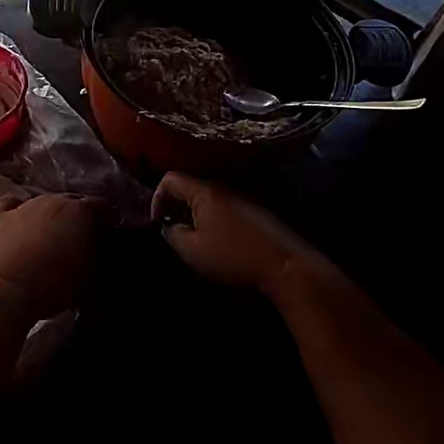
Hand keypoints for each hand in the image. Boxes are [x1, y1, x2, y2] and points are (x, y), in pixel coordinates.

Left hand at [0, 193, 104, 323]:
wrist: (4, 289)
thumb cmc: (55, 284)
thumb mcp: (92, 277)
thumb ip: (101, 256)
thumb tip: (103, 250)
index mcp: (82, 211)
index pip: (104, 206)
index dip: (109, 220)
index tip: (111, 234)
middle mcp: (54, 199)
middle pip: (73, 201)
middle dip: (80, 216)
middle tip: (83, 238)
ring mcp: (25, 205)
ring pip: (44, 202)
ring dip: (51, 216)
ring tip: (52, 237)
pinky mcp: (0, 216)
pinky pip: (13, 206)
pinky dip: (20, 214)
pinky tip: (20, 226)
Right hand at [152, 172, 330, 293]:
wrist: (285, 265)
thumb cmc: (233, 255)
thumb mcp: (192, 250)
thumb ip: (173, 235)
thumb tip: (170, 228)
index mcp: (205, 192)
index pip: (171, 179)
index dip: (157, 198)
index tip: (159, 221)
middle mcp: (224, 189)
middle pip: (190, 189)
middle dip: (176, 208)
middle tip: (173, 232)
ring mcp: (243, 199)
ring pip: (208, 200)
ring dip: (195, 216)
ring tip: (195, 241)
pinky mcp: (256, 213)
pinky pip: (225, 209)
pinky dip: (214, 221)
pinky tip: (219, 244)